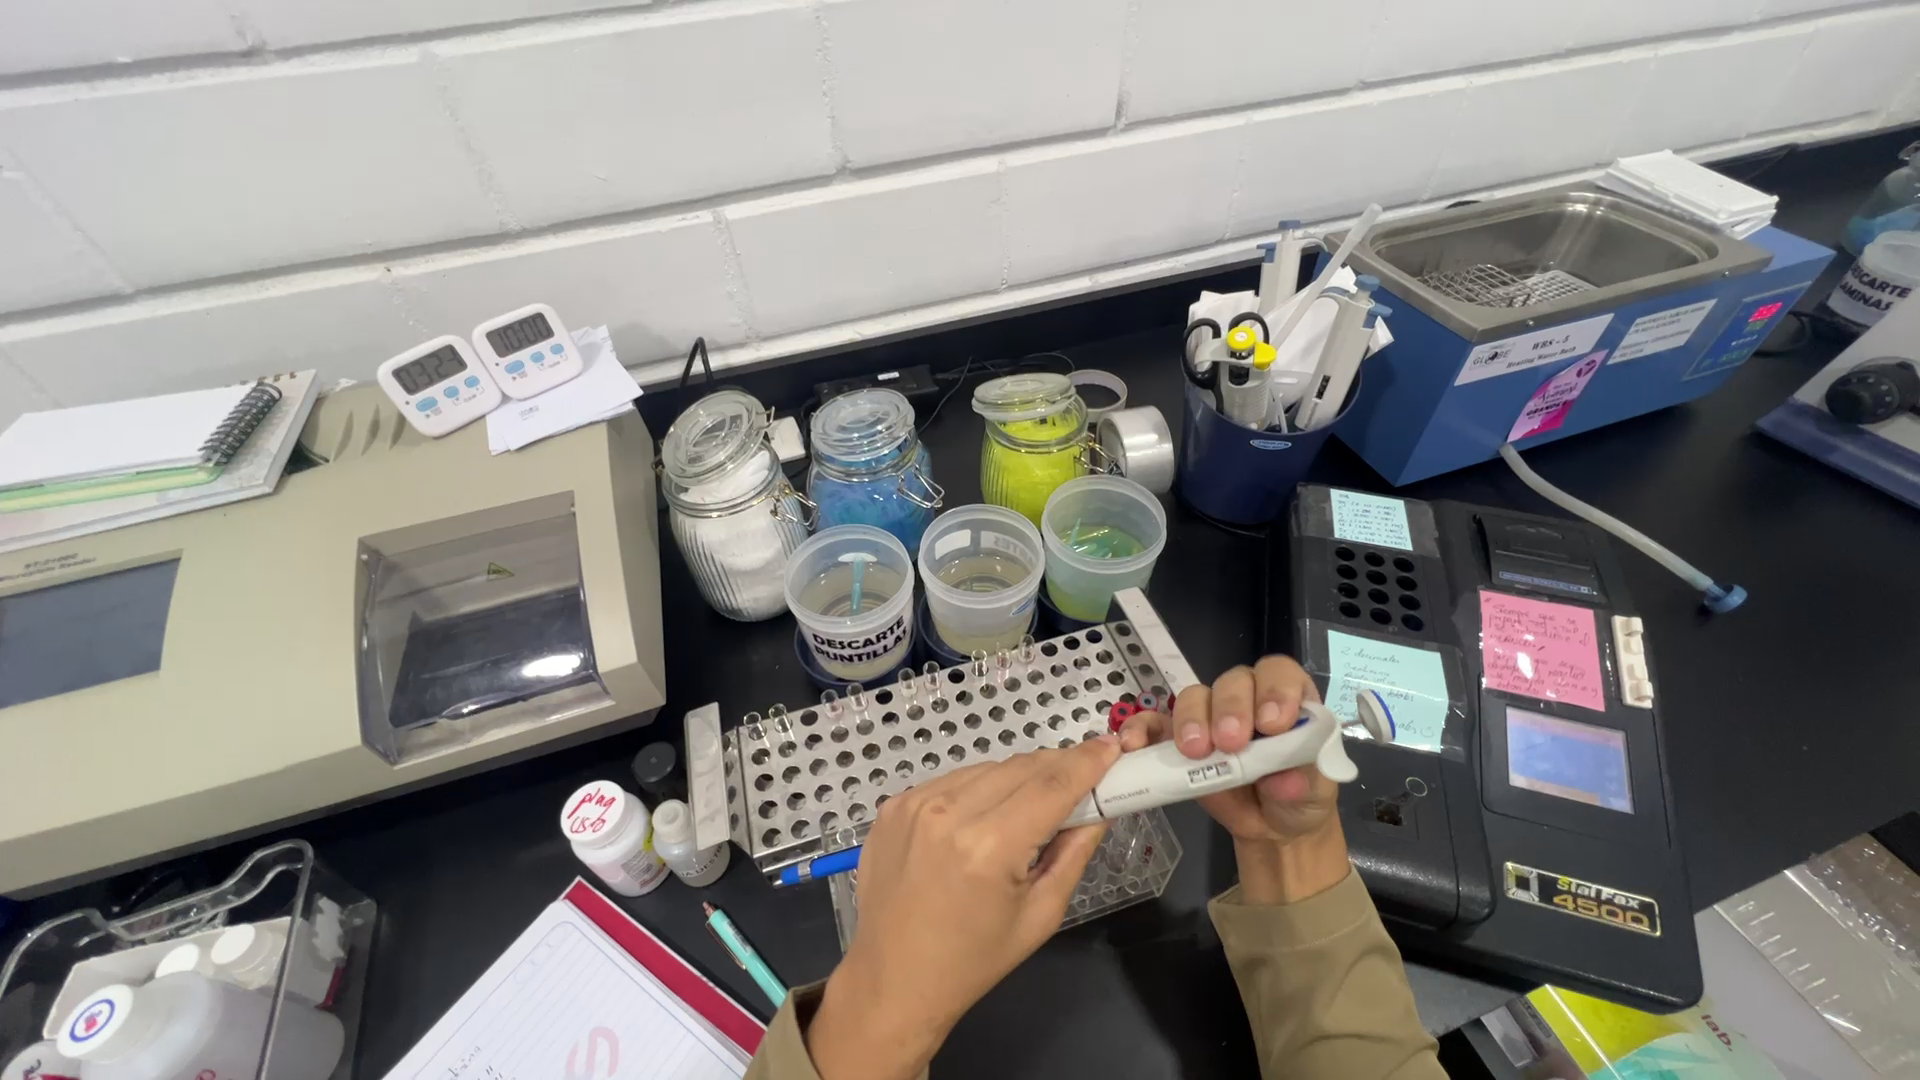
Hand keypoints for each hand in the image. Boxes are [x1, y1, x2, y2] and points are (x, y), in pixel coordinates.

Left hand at [806, 736, 1121, 1079]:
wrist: (892, 979)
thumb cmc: (973, 960)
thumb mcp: (1040, 915)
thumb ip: (1074, 852)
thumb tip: (1099, 806)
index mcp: (989, 847)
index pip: (1052, 785)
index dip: (1086, 762)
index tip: (1111, 745)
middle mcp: (949, 813)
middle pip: (1021, 767)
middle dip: (1057, 767)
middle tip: (1081, 778)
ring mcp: (914, 803)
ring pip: (987, 768)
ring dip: (1017, 778)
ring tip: (1027, 808)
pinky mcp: (893, 804)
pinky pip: (952, 780)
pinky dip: (977, 789)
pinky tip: (981, 817)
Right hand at [1119, 656, 1349, 903]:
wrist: (1273, 829)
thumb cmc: (1299, 797)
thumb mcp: (1315, 792)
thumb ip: (1305, 780)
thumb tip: (1284, 780)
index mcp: (1287, 699)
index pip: (1280, 674)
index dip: (1275, 690)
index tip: (1273, 724)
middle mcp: (1246, 699)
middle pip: (1234, 682)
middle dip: (1230, 708)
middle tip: (1230, 742)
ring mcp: (1208, 716)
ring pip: (1195, 697)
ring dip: (1192, 719)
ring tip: (1194, 751)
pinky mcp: (1177, 738)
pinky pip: (1155, 722)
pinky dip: (1143, 727)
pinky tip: (1136, 742)